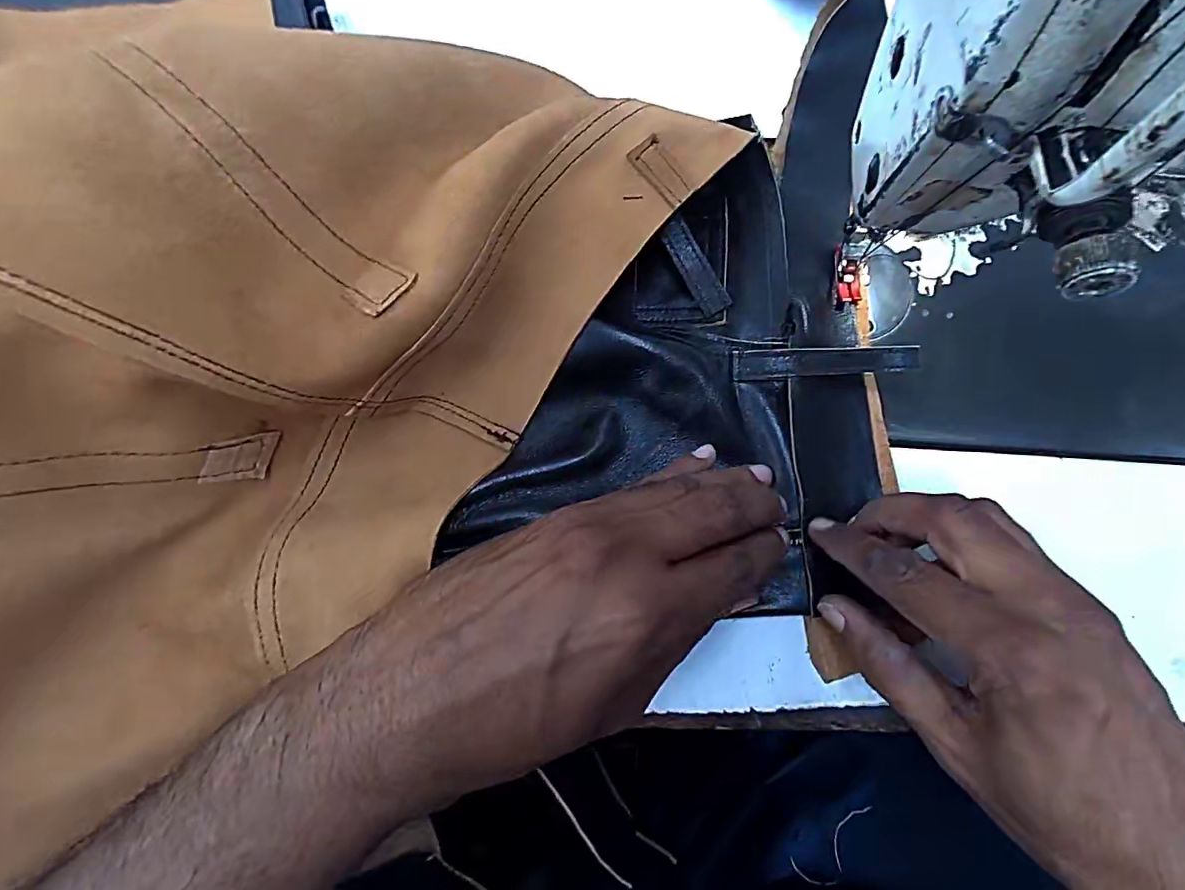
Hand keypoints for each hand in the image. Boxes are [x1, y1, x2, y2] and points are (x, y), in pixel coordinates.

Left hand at [30, 448, 785, 889]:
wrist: (401, 698)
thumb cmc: (514, 726)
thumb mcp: (613, 707)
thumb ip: (672, 644)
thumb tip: (711, 598)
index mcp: (649, 611)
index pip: (730, 568)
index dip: (763, 556)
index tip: (782, 546)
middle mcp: (628, 552)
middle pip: (711, 514)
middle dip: (753, 505)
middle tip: (780, 500)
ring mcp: (590, 523)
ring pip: (675, 488)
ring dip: (721, 480)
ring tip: (754, 474)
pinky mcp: (560, 512)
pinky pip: (634, 485)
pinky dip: (673, 472)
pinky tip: (696, 459)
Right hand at [810, 495, 1184, 889]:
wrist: (1176, 850)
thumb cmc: (1063, 816)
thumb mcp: (959, 749)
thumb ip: (891, 669)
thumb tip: (840, 614)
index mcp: (1011, 649)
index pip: (911, 576)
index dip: (856, 549)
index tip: (825, 534)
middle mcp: (1048, 604)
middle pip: (954, 519)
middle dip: (892, 510)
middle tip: (854, 524)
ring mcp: (1076, 596)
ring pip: (991, 517)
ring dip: (933, 513)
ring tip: (893, 536)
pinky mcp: (1090, 601)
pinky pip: (1018, 543)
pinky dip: (970, 536)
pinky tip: (947, 566)